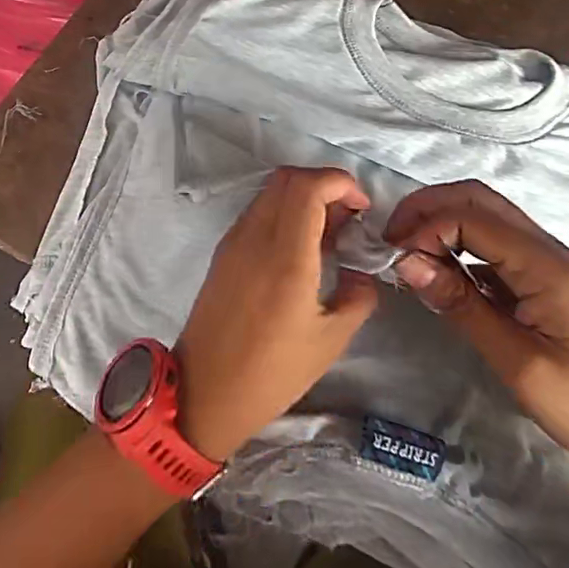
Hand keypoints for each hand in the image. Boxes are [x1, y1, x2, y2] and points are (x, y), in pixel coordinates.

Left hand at [174, 167, 379, 460]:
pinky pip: (257, 212)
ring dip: (302, 197)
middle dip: (324, 185)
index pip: (307, 186)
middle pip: (287, 178)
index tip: (362, 206)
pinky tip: (300, 247)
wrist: (206, 389)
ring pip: (270, 192)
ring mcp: (234, 240)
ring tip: (329, 234)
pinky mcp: (224, 251)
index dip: (339, 182)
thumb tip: (361, 270)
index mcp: (285, 255)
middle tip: (349, 218)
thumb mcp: (331, 340)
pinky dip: (283, 212)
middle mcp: (255, 236)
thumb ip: (358, 296)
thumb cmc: (272, 371)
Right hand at [384, 180, 568, 482]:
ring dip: (438, 220)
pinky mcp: (537, 276)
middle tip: (392, 240)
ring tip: (406, 252)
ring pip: (482, 212)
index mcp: (546, 266)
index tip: (394, 256)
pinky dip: (453, 241)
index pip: (470, 217)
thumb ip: (460, 304)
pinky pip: (488, 239)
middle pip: (476, 198)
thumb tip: (405, 260)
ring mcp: (543, 260)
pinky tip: (435, 268)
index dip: (425, 227)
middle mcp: (546, 250)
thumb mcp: (516, 361)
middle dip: (426, 208)